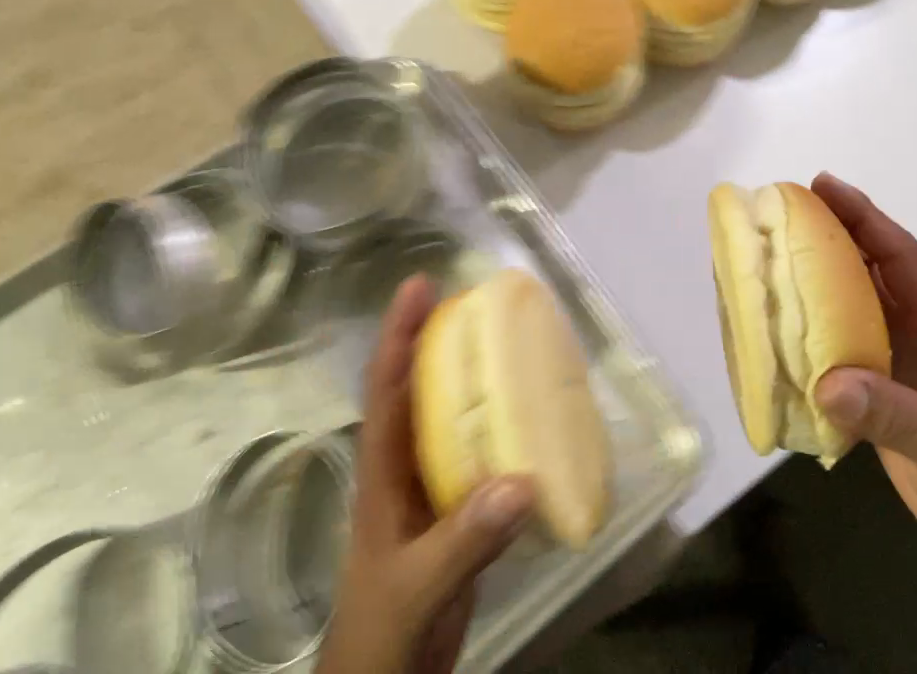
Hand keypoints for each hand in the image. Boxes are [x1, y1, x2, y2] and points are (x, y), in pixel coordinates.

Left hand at [318, 276, 535, 673]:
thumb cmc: (382, 630)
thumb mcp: (417, 584)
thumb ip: (463, 538)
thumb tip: (521, 481)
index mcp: (382, 474)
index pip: (386, 388)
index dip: (399, 334)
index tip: (419, 285)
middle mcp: (404, 471)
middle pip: (419, 391)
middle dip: (439, 342)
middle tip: (479, 304)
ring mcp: (430, 495)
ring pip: (450, 423)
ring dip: (473, 384)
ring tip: (511, 349)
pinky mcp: (457, 520)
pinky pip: (480, 463)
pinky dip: (502, 438)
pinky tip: (534, 431)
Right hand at [809, 173, 916, 569]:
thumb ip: (891, 414)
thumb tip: (826, 382)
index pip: (900, 258)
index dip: (864, 218)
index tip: (822, 186)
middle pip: (870, 270)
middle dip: (831, 235)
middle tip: (779, 213)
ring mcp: (897, 361)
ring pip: (851, 305)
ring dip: (814, 280)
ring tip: (766, 260)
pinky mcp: (879, 391)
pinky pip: (838, 346)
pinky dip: (807, 332)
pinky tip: (774, 332)